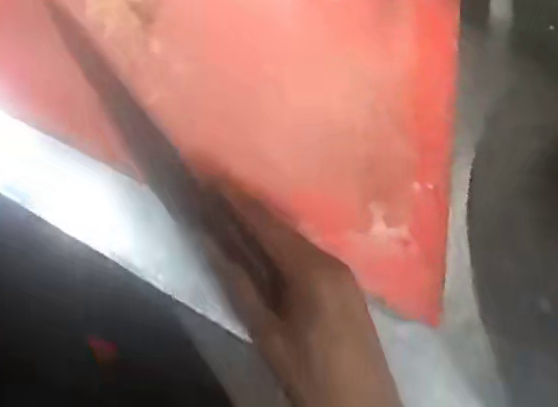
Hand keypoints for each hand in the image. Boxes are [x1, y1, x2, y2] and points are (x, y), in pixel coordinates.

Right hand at [207, 184, 402, 406]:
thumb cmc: (314, 380)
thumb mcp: (269, 338)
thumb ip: (240, 287)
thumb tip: (210, 245)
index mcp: (311, 268)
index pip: (265, 223)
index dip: (236, 200)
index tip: (211, 177)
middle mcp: (330, 259)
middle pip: (281, 226)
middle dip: (247, 209)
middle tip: (216, 192)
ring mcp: (343, 271)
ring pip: (294, 238)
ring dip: (264, 226)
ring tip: (232, 212)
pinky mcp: (347, 286)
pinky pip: (307, 253)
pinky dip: (282, 245)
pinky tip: (264, 245)